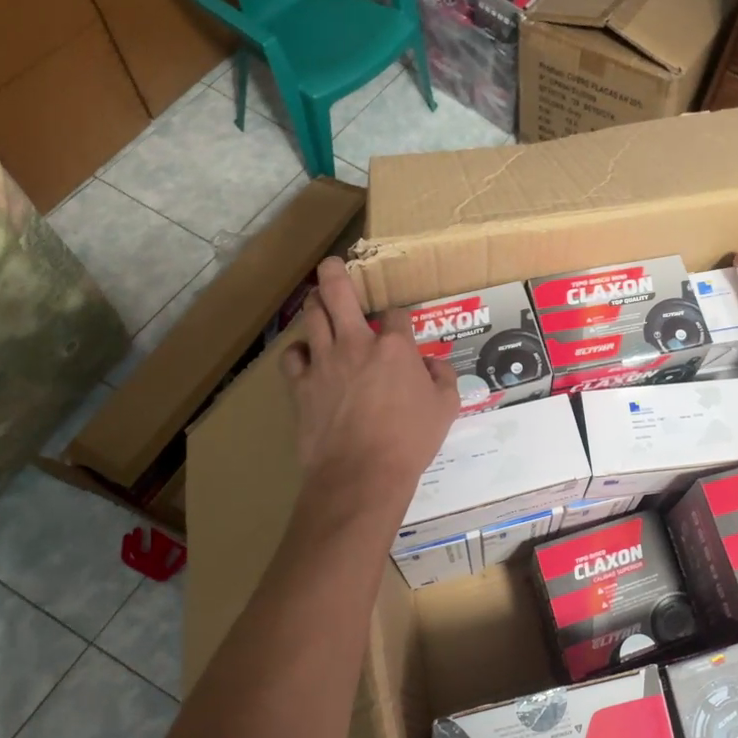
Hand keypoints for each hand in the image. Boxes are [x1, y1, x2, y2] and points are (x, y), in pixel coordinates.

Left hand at [281, 258, 460, 493]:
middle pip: (340, 293)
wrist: (361, 474)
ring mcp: (325, 361)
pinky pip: (292, 355)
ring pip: (313, 315)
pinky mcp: (301, 385)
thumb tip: (432, 365)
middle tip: (331, 263)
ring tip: (317, 298)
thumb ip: (442, 378)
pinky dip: (299, 350)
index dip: (401, 316)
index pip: (398, 313)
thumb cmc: (410, 441)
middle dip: (334, 272)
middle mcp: (357, 343)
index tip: (402, 326)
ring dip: (315, 303)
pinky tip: (306, 354)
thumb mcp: (446, 408)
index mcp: (396, 347)